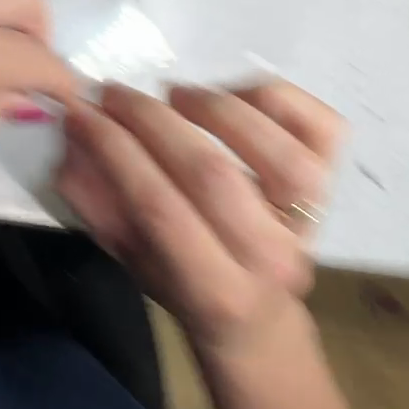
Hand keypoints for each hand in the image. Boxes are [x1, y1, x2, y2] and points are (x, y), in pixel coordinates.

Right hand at [55, 82, 344, 357]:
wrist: (255, 316)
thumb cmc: (175, 279)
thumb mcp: (121, 253)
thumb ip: (91, 198)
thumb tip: (72, 138)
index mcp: (213, 289)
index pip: (158, 206)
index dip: (113, 150)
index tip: (79, 113)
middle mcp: (271, 260)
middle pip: (211, 173)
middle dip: (148, 119)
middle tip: (112, 93)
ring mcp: (313, 223)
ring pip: (279, 154)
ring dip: (215, 108)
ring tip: (173, 92)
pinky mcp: (336, 187)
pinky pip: (322, 129)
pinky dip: (276, 98)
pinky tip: (230, 93)